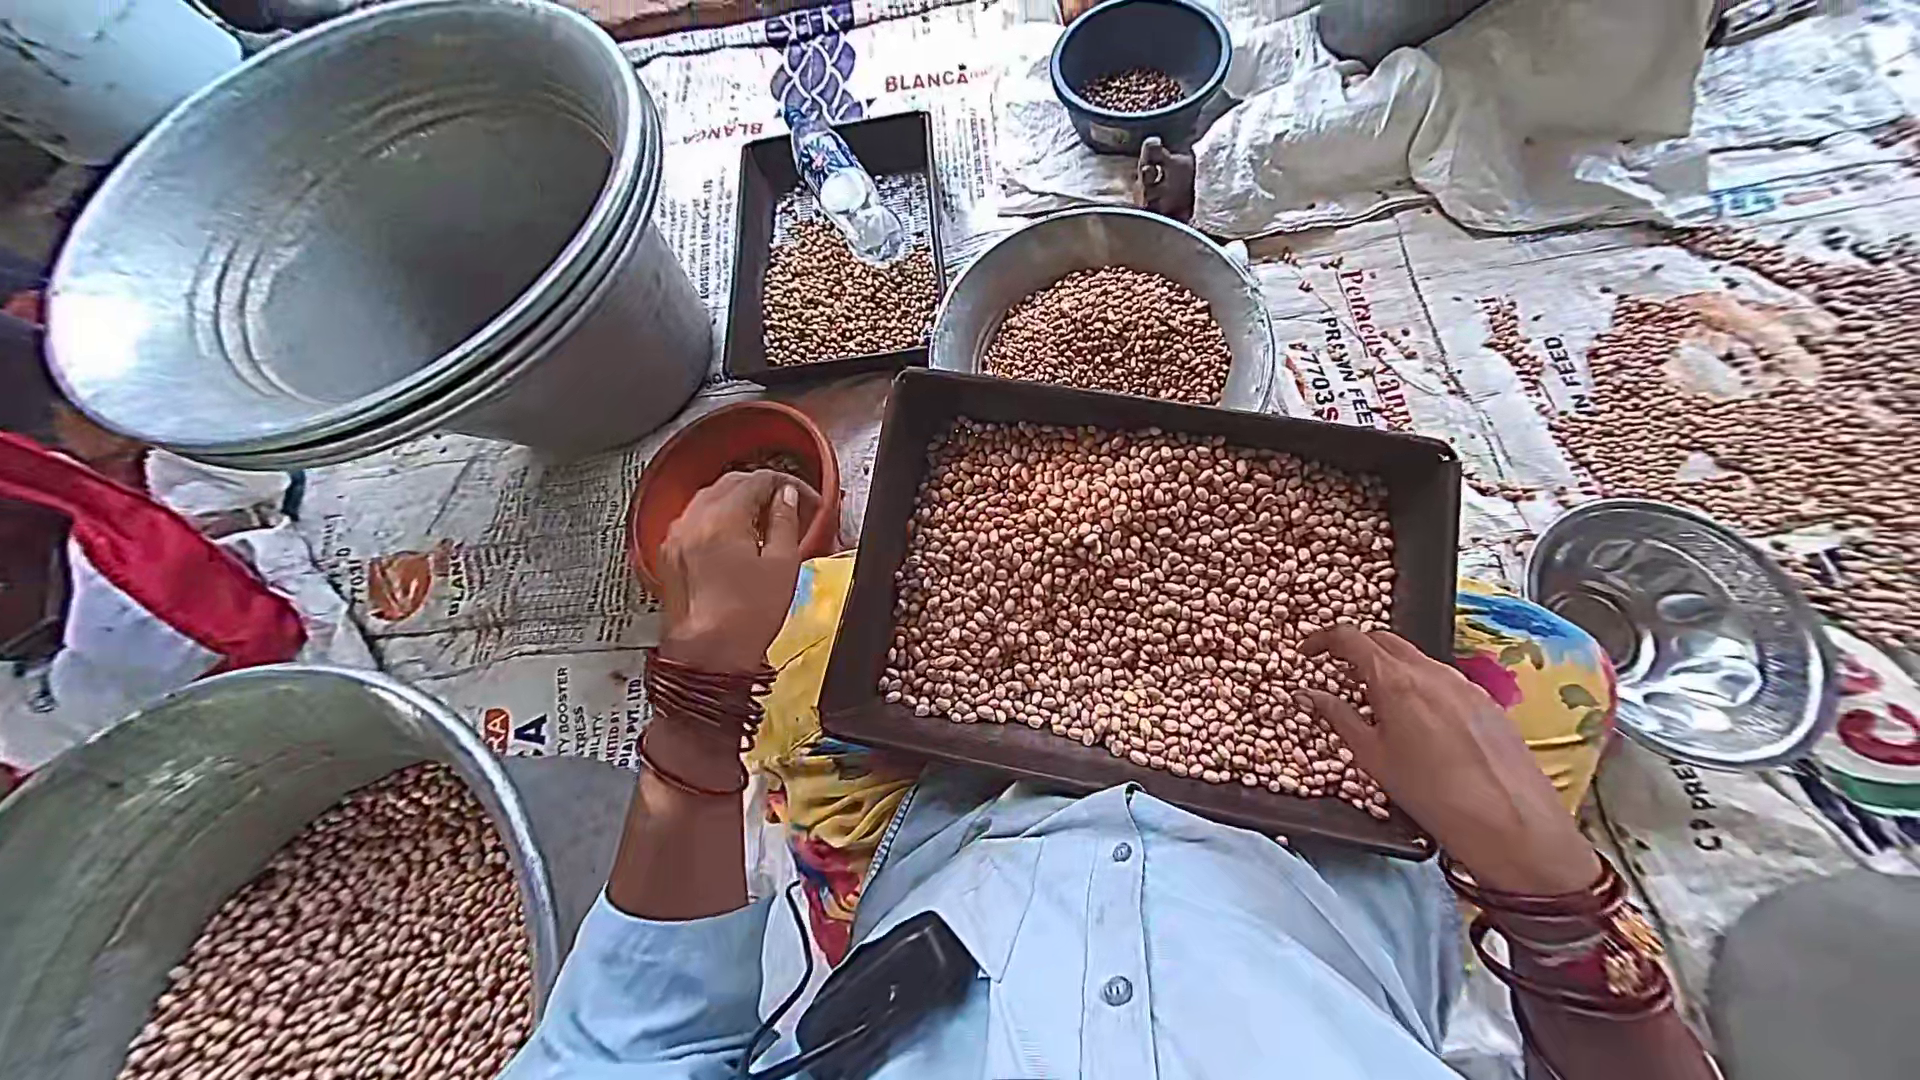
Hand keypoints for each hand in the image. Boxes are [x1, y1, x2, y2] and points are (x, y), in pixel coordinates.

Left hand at [656, 469, 818, 672]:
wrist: (709, 656)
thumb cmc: (746, 617)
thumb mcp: (782, 564)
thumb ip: (785, 521)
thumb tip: (786, 497)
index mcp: (722, 519)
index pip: (758, 480)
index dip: (787, 484)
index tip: (805, 498)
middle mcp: (692, 521)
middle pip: (731, 483)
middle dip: (762, 488)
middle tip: (789, 505)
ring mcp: (676, 538)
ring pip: (710, 499)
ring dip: (740, 501)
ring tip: (766, 521)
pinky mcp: (671, 556)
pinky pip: (696, 520)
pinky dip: (720, 518)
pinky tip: (738, 537)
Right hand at [1297, 625, 1601, 894]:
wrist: (1514, 829)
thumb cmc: (1433, 794)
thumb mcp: (1371, 755)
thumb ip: (1338, 716)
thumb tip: (1310, 695)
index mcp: (1395, 680)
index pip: (1350, 637)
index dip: (1322, 639)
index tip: (1309, 652)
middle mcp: (1431, 673)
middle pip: (1383, 639)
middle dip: (1355, 647)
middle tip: (1336, 670)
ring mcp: (1464, 685)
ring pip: (1414, 657)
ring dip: (1387, 665)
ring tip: (1374, 697)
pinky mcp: (1488, 703)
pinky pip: (1442, 678)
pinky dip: (1417, 682)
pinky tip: (1415, 717)